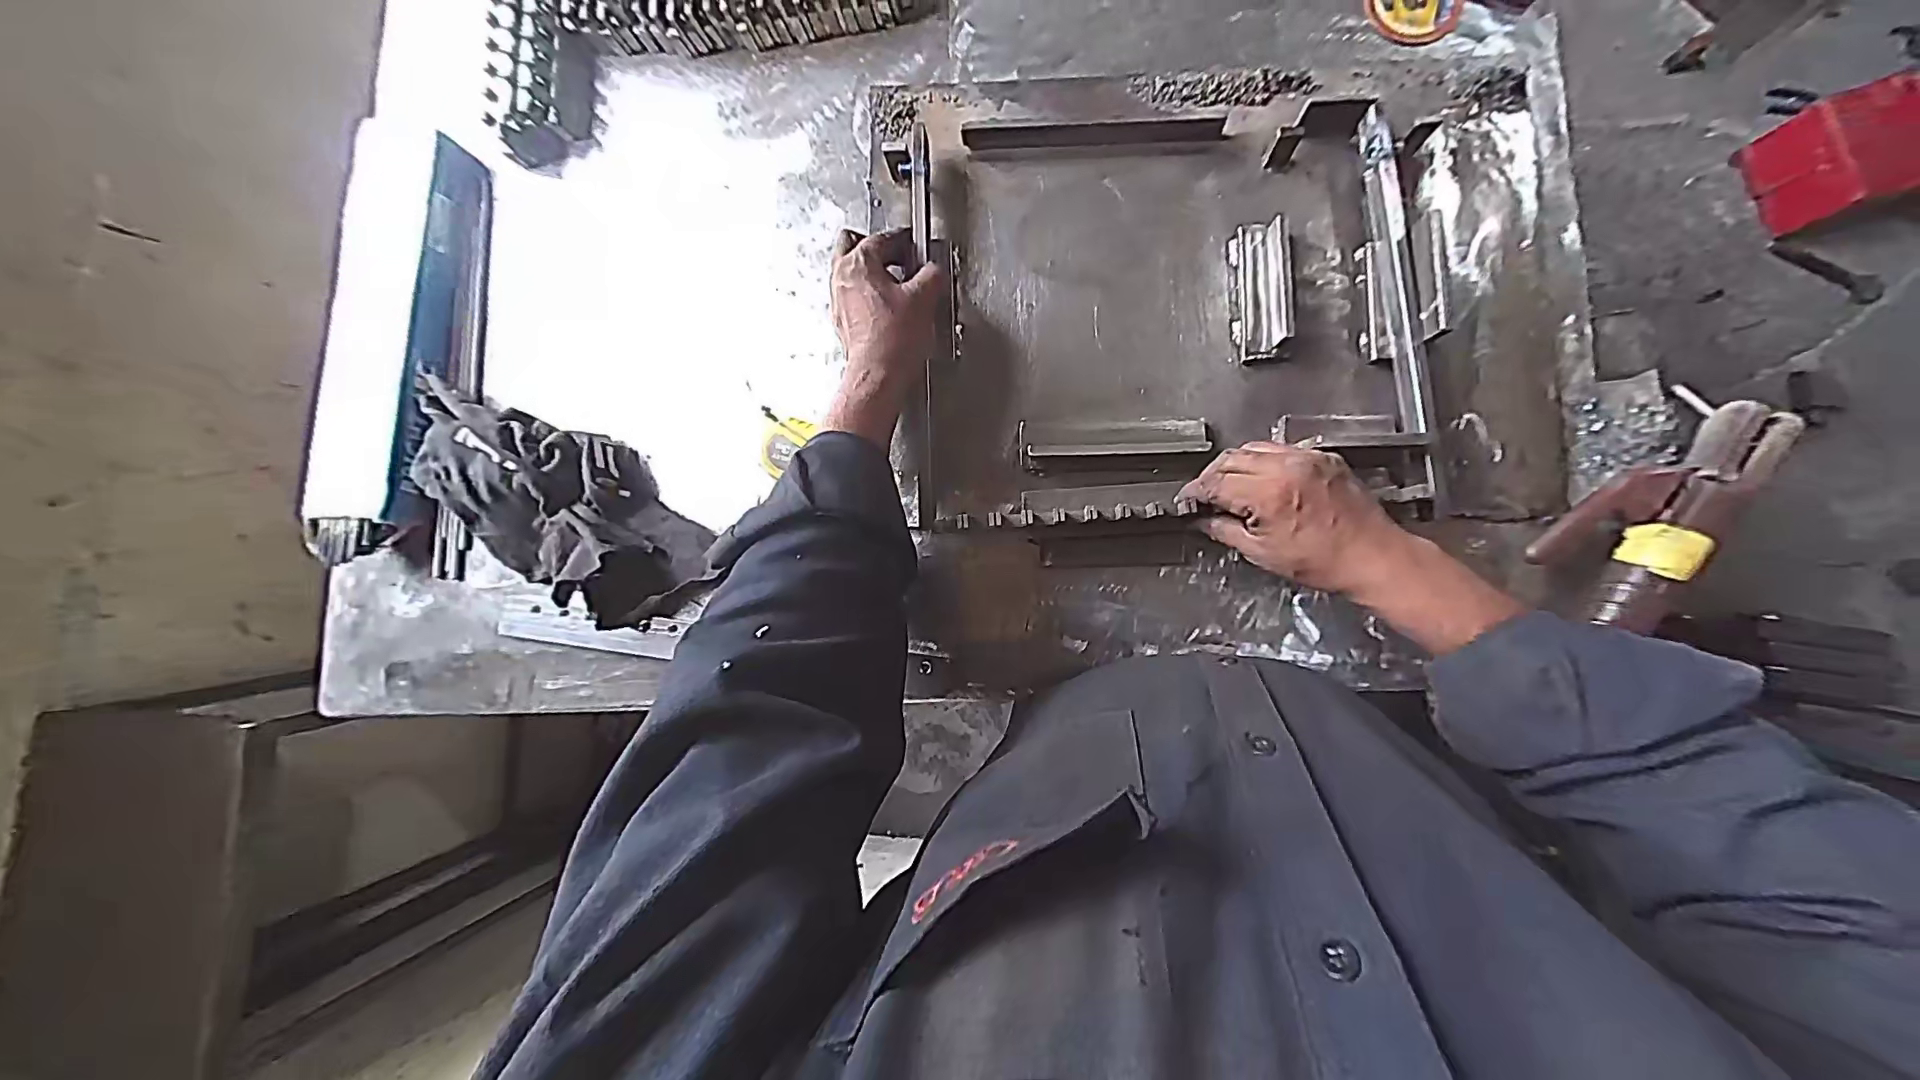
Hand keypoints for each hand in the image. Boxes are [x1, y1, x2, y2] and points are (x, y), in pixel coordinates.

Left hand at [823, 229, 946, 445]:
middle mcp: (842, 279)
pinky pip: (853, 299)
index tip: (916, 247)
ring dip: (871, 275)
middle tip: (898, 259)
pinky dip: (868, 298)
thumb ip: (931, 275)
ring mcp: (839, 302)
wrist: (879, 375)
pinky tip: (887, 310)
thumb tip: (933, 272)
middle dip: (876, 249)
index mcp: (858, 263)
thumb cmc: (893, 339)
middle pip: (852, 245)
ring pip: (850, 273)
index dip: (905, 241)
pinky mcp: (843, 323)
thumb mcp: (924, 298)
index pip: (883, 238)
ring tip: (896, 286)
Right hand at [1178, 442, 1411, 595]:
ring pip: (1252, 448)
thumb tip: (1203, 520)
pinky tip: (1258, 478)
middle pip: (1229, 459)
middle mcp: (1287, 468)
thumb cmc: (1324, 561)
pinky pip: (1279, 449)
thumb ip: (1225, 530)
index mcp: (1269, 494)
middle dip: (1209, 477)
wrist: (1373, 556)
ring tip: (1228, 486)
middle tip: (1202, 495)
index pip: (1215, 483)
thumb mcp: (1261, 553)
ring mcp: (1307, 458)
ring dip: (1233, 465)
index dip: (1194, 493)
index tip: (1186, 501)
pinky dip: (1261, 460)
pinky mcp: (1322, 457)